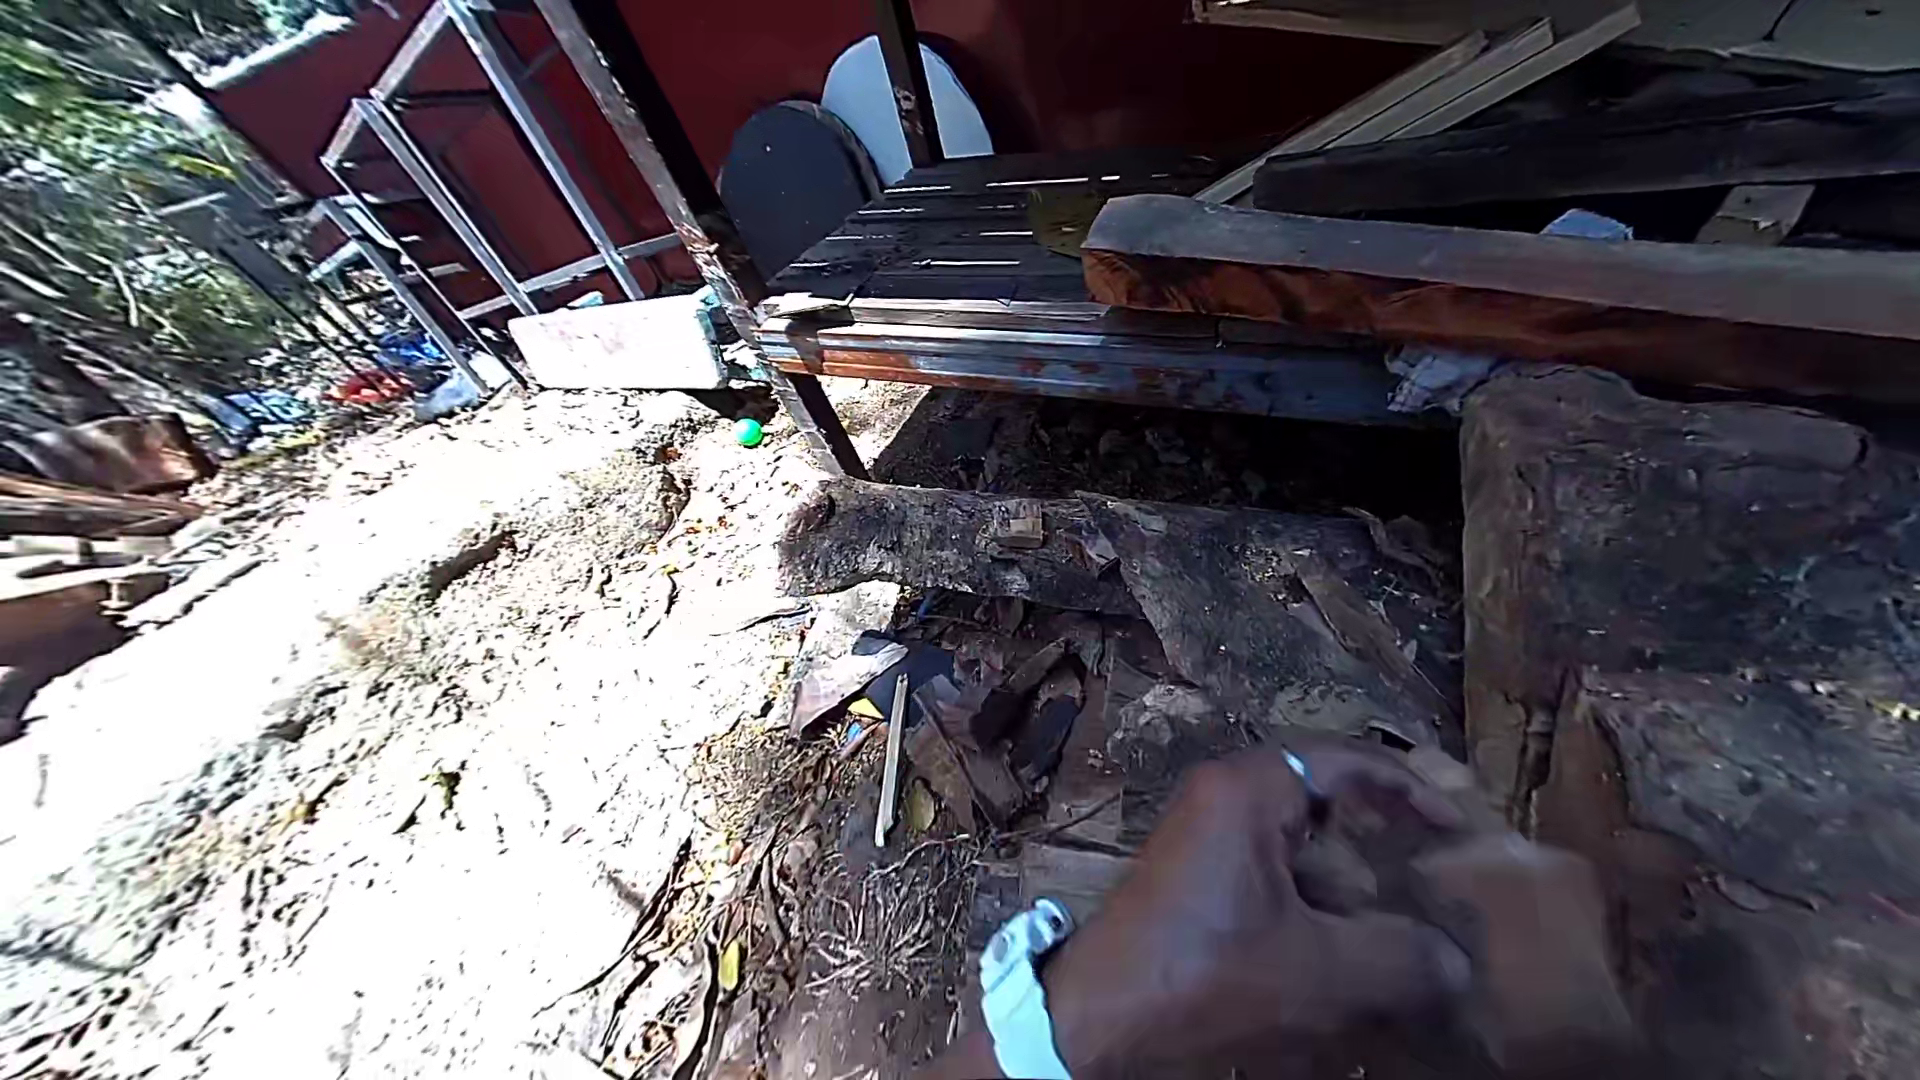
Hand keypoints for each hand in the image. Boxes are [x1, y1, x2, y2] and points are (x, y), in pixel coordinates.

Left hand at [1038, 742, 1471, 1075]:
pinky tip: (1334, 924)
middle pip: (1314, 784)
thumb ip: (1402, 957)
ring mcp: (1202, 819)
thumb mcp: (1321, 970)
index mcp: (1245, 788)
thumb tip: (1455, 956)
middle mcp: (1220, 788)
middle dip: (1374, 821)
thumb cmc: (1211, 970)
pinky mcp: (1195, 854)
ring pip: (1291, 821)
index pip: (1338, 758)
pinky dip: (1307, 876)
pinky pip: (1265, 848)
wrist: (1111, 1001)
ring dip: (1342, 857)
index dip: (1404, 784)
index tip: (1454, 824)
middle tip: (1427, 860)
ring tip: (1389, 903)